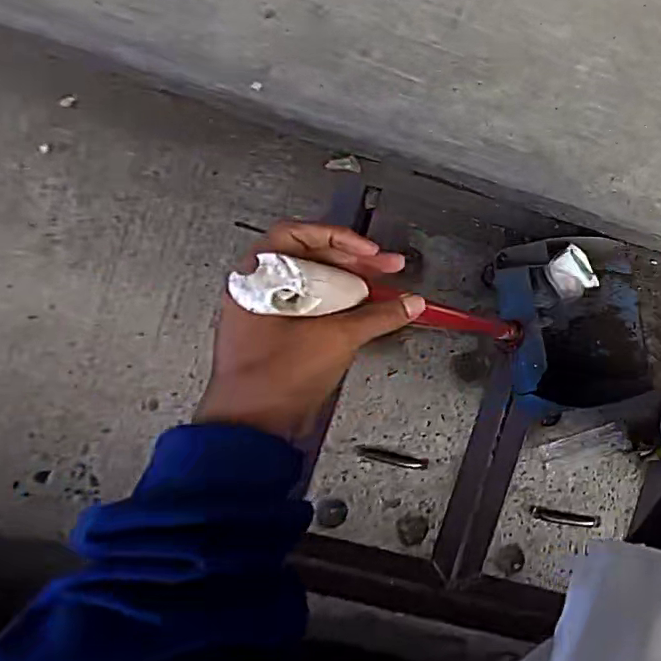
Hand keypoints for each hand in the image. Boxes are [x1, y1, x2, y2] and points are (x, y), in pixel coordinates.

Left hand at [194, 222, 423, 437]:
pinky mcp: (278, 334)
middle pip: (312, 257)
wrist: (254, 426)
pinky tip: (364, 312)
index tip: (369, 251)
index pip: (299, 234)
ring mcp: (266, 312)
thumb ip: (379, 315)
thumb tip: (407, 303)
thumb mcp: (337, 338)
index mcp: (258, 277)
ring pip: (314, 283)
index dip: (340, 237)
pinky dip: (340, 305)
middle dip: (355, 262)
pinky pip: (313, 307)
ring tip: (383, 291)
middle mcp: (257, 289)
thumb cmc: (271, 381)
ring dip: (350, 284)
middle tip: (387, 268)